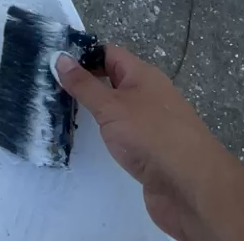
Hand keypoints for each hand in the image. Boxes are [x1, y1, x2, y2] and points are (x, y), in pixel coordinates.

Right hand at [57, 46, 243, 240]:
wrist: (196, 191)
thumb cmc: (153, 138)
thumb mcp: (111, 106)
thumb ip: (84, 84)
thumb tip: (60, 57)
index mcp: (142, 75)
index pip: (106, 52)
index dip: (80, 52)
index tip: (49, 57)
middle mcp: (148, 95)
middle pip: (110, 79)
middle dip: (82, 80)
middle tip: (47, 83)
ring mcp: (151, 124)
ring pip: (116, 108)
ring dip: (92, 109)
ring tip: (58, 108)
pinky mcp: (151, 151)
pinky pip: (122, 133)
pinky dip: (104, 132)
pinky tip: (86, 138)